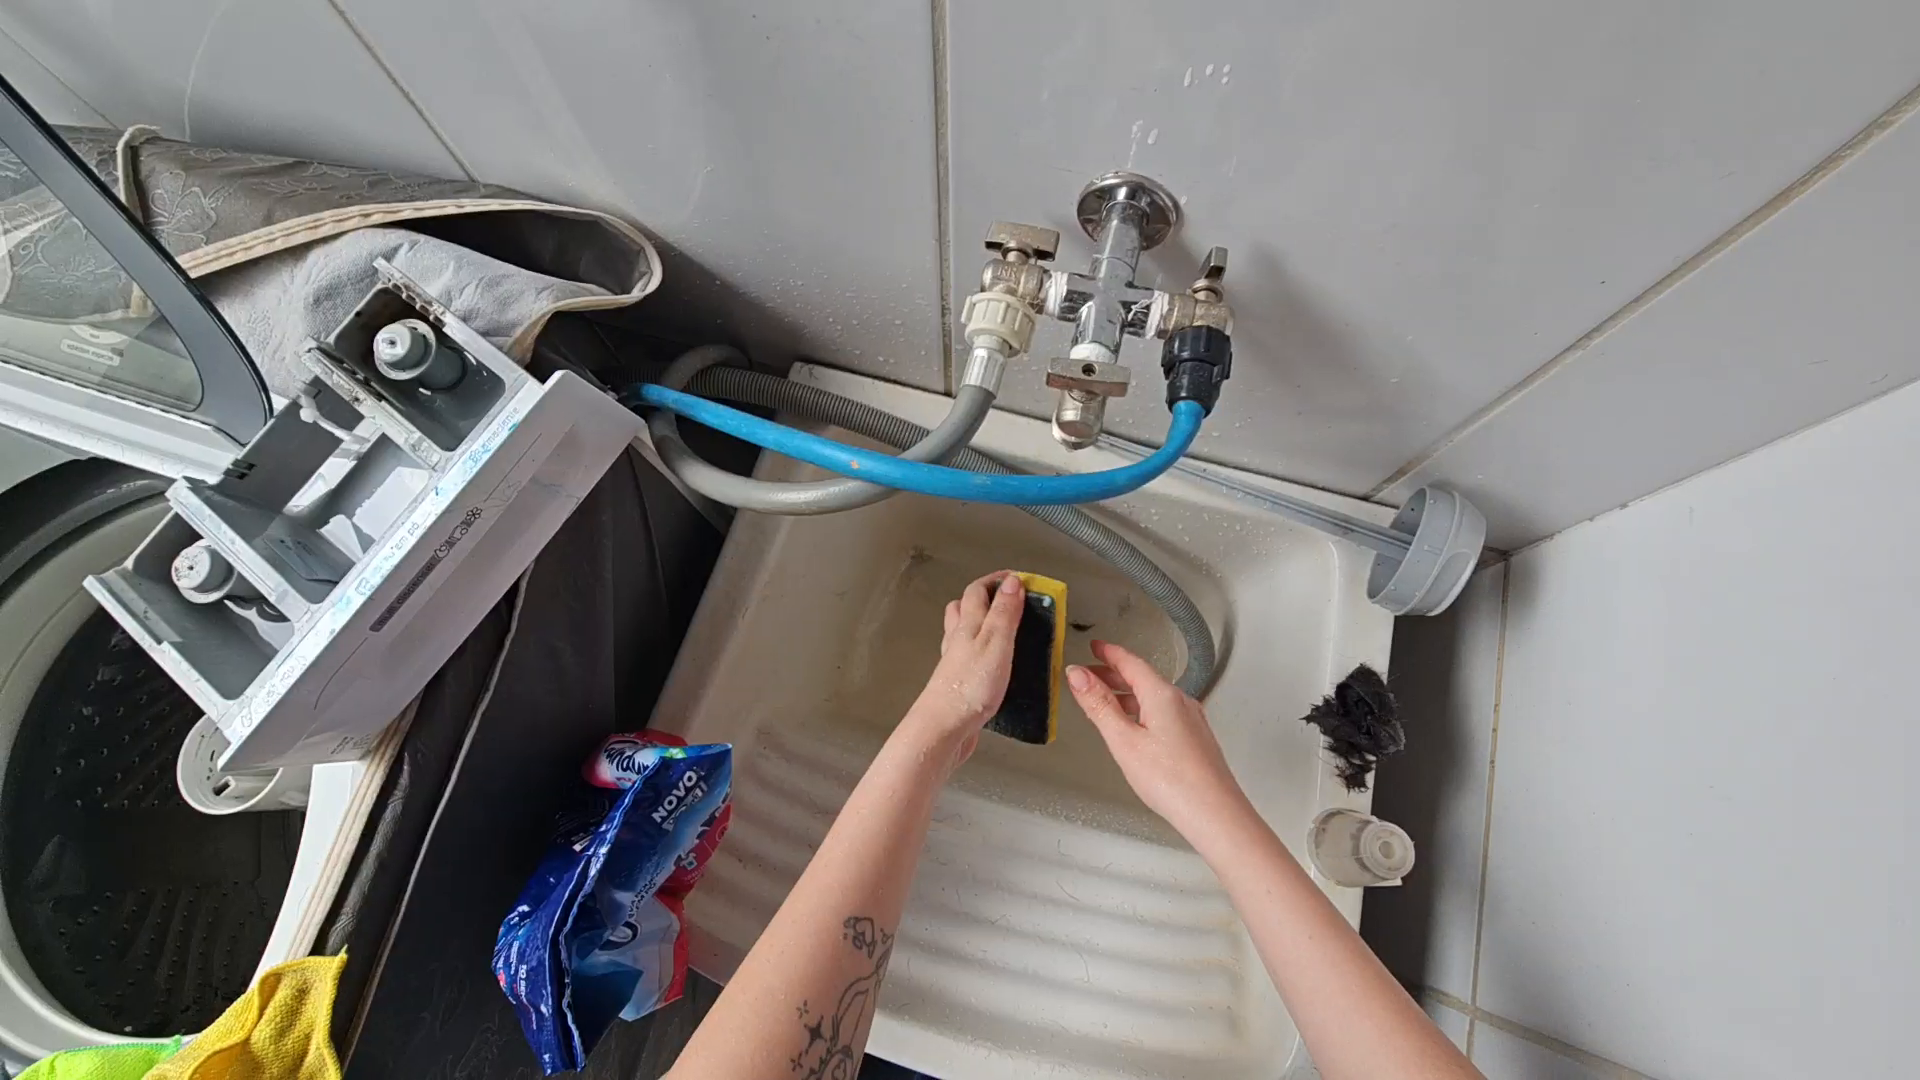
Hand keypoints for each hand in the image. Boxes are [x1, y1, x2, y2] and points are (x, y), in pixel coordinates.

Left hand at [901, 571, 1024, 764]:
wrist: (943, 728)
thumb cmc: (969, 687)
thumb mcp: (996, 643)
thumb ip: (1004, 612)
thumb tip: (1012, 582)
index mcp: (967, 625)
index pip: (977, 590)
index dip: (997, 580)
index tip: (1018, 578)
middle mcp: (958, 639)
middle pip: (965, 608)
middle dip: (986, 597)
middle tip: (1009, 597)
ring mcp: (956, 662)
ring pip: (964, 632)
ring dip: (980, 622)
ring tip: (1002, 625)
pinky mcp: (959, 683)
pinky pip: (969, 658)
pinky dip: (981, 652)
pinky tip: (994, 663)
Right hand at [1066, 640, 1251, 835]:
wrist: (1215, 815)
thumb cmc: (1173, 781)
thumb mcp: (1123, 740)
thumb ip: (1098, 705)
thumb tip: (1078, 674)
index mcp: (1163, 695)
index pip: (1130, 662)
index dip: (1109, 653)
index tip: (1095, 646)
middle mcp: (1181, 702)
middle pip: (1142, 678)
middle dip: (1113, 674)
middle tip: (1090, 674)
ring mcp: (1191, 721)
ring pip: (1153, 697)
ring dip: (1127, 694)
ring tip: (1105, 703)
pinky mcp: (1195, 740)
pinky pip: (1164, 713)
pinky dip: (1142, 710)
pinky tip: (1134, 728)